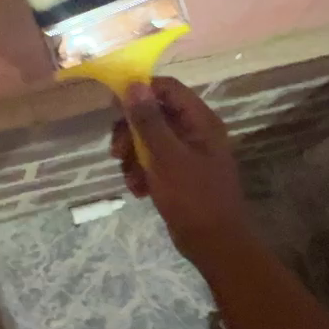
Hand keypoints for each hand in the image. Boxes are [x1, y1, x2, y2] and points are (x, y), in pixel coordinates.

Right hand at [111, 77, 253, 261]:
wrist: (214, 243)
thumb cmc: (193, 197)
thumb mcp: (165, 156)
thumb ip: (148, 120)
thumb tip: (133, 84)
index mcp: (200, 121)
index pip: (167, 88)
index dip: (140, 91)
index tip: (114, 106)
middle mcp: (195, 131)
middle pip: (153, 113)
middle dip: (131, 131)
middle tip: (117, 152)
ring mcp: (187, 152)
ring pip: (148, 138)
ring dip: (133, 156)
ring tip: (131, 178)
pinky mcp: (178, 172)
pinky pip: (152, 160)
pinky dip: (141, 172)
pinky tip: (139, 190)